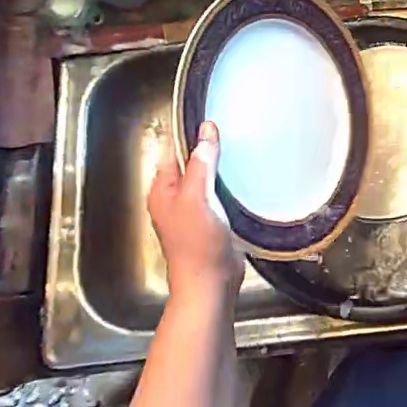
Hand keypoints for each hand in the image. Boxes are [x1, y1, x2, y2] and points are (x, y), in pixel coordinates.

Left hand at [148, 120, 243, 296]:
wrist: (211, 284)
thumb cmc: (197, 244)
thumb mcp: (197, 197)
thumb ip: (200, 163)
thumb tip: (206, 131)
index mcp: (162, 190)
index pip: (173, 151)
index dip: (191, 136)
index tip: (213, 122)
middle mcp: (175, 199)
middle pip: (192, 165)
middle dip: (210, 153)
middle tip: (233, 136)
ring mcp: (194, 212)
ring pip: (207, 181)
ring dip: (222, 171)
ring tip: (241, 155)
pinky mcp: (212, 223)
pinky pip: (220, 197)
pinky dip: (230, 189)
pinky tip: (244, 182)